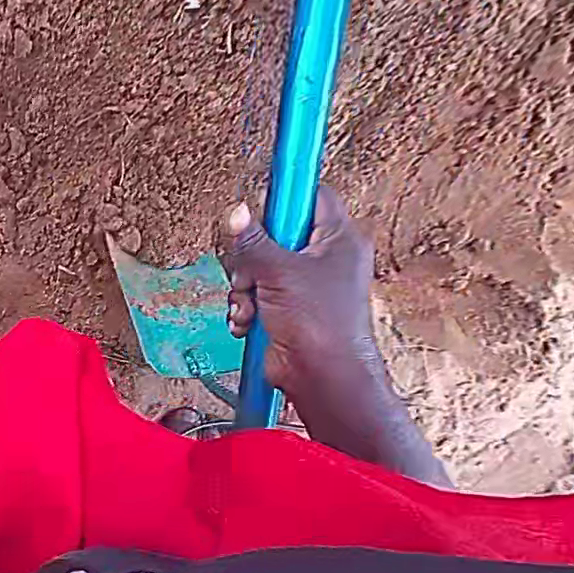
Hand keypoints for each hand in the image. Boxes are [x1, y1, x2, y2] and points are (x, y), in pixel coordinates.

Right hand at [225, 184, 380, 391]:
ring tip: (249, 305)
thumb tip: (236, 213)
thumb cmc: (321, 324)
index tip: (259, 205)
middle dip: (250, 258)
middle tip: (250, 271)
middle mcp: (322, 260)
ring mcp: (302, 286)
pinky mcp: (284, 309)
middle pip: (273, 236)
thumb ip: (254, 242)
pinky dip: (244, 308)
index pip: (310, 197)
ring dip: (242, 289)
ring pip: (256, 269)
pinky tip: (247, 322)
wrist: (320, 376)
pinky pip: (253, 296)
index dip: (282, 198)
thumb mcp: (281, 273)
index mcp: (337, 239)